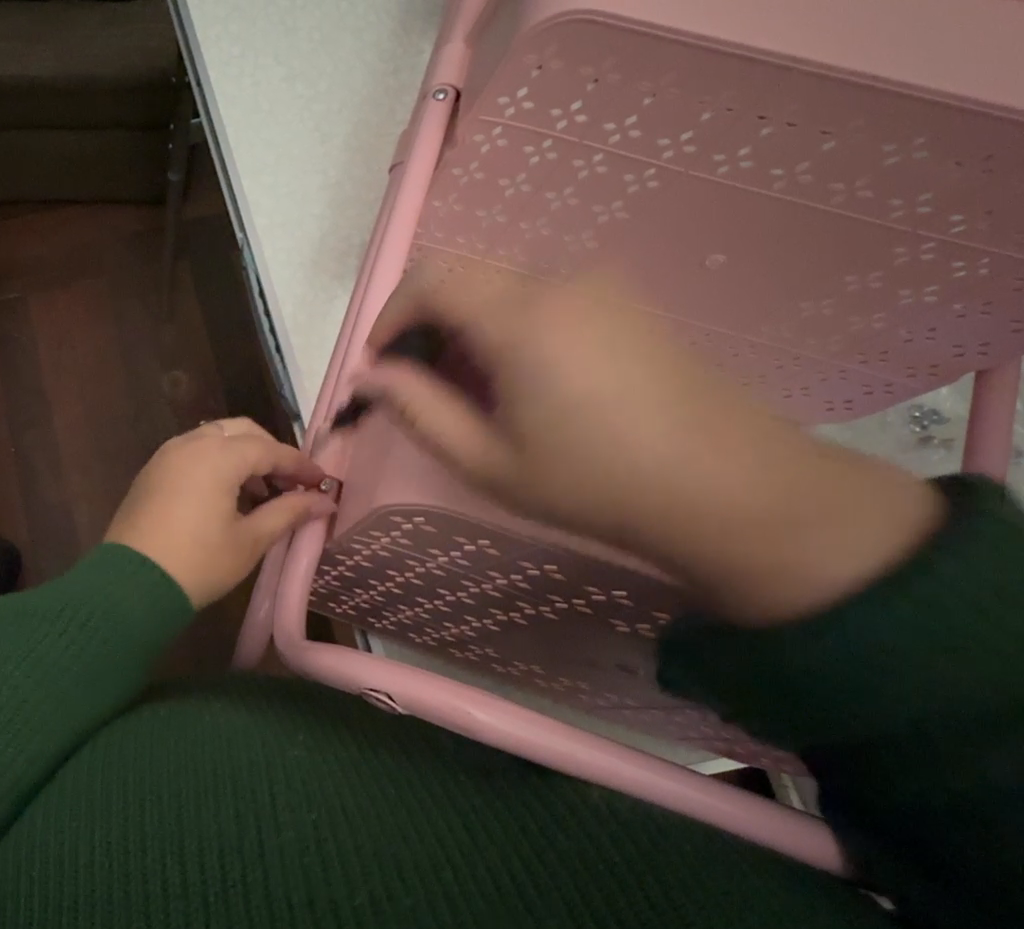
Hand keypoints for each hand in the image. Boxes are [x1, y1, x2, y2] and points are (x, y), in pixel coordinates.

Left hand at [106, 418, 336, 608]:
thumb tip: (323, 501)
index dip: (299, 466)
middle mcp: (190, 444)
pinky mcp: (150, 473)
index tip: (321, 484)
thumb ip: (288, 513)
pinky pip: (191, 454)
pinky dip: (215, 463)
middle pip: (241, 432)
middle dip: (269, 453)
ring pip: (213, 439)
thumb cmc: (198, 564)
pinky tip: (226, 495)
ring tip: (260, 493)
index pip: (270, 449)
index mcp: (218, 455)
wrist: (129, 585)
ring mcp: (165, 456)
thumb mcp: (249, 541)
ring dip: (241, 456)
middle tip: (290, 485)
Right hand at [349, 268, 943, 624]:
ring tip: (466, 390)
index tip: (378, 365)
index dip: (389, 315)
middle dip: (423, 320)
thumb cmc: (592, 482)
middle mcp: (561, 281)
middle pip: (465, 272)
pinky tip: (518, 381)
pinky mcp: (626, 302)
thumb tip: (370, 376)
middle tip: (415, 383)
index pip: (431, 277)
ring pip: (503, 283)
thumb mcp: (485, 461)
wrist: (727, 486)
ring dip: (464, 323)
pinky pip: (543, 294)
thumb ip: (418, 410)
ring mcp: (602, 286)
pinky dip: (506, 323)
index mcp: (522, 317)